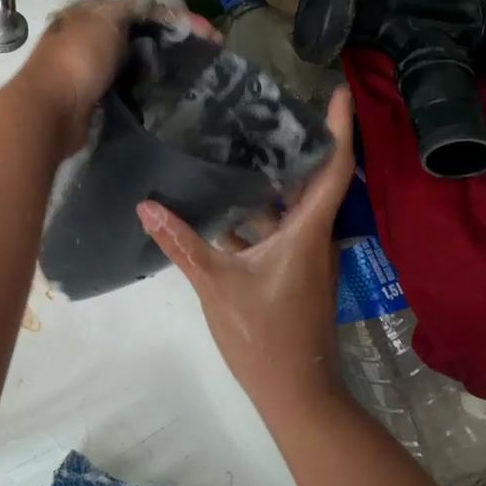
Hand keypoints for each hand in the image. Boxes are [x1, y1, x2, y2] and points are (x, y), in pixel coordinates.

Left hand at [11, 0, 217, 155]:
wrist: (50, 110)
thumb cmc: (77, 58)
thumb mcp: (105, 18)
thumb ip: (129, 6)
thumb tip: (149, 3)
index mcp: (91, 12)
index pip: (143, 7)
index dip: (178, 18)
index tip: (209, 34)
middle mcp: (91, 37)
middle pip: (142, 34)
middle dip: (175, 41)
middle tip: (208, 56)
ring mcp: (93, 68)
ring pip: (138, 61)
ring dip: (164, 65)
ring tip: (197, 75)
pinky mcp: (97, 96)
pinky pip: (130, 86)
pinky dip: (149, 87)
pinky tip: (170, 93)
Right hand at [138, 88, 356, 408]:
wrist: (298, 394)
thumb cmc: (264, 336)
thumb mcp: (216, 285)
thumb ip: (182, 242)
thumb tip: (146, 204)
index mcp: (307, 231)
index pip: (332, 168)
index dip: (339, 127)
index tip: (339, 91)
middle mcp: (315, 236)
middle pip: (312, 179)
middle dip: (293, 143)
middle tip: (263, 107)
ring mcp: (308, 256)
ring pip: (292, 205)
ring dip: (269, 180)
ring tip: (235, 146)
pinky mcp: (296, 272)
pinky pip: (281, 228)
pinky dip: (258, 213)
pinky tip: (223, 206)